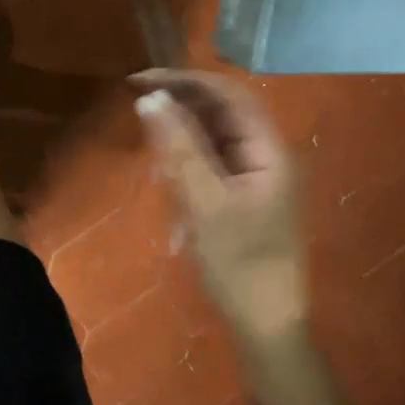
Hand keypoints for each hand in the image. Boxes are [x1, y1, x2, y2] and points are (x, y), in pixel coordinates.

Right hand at [132, 70, 306, 338]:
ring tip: (143, 118)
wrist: (265, 324)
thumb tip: (151, 98)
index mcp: (270, 152)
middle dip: (181, 97)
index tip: (141, 80)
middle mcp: (265, 156)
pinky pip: (210, 157)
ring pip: (214, 133)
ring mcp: (253, 176)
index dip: (186, 80)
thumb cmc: (240, 263)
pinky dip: (185, 149)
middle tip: (135, 95)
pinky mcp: (238, 195)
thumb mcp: (205, 203)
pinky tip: (162, 154)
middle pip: (223, 110)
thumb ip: (180, 148)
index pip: (230, 96)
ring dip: (181, 121)